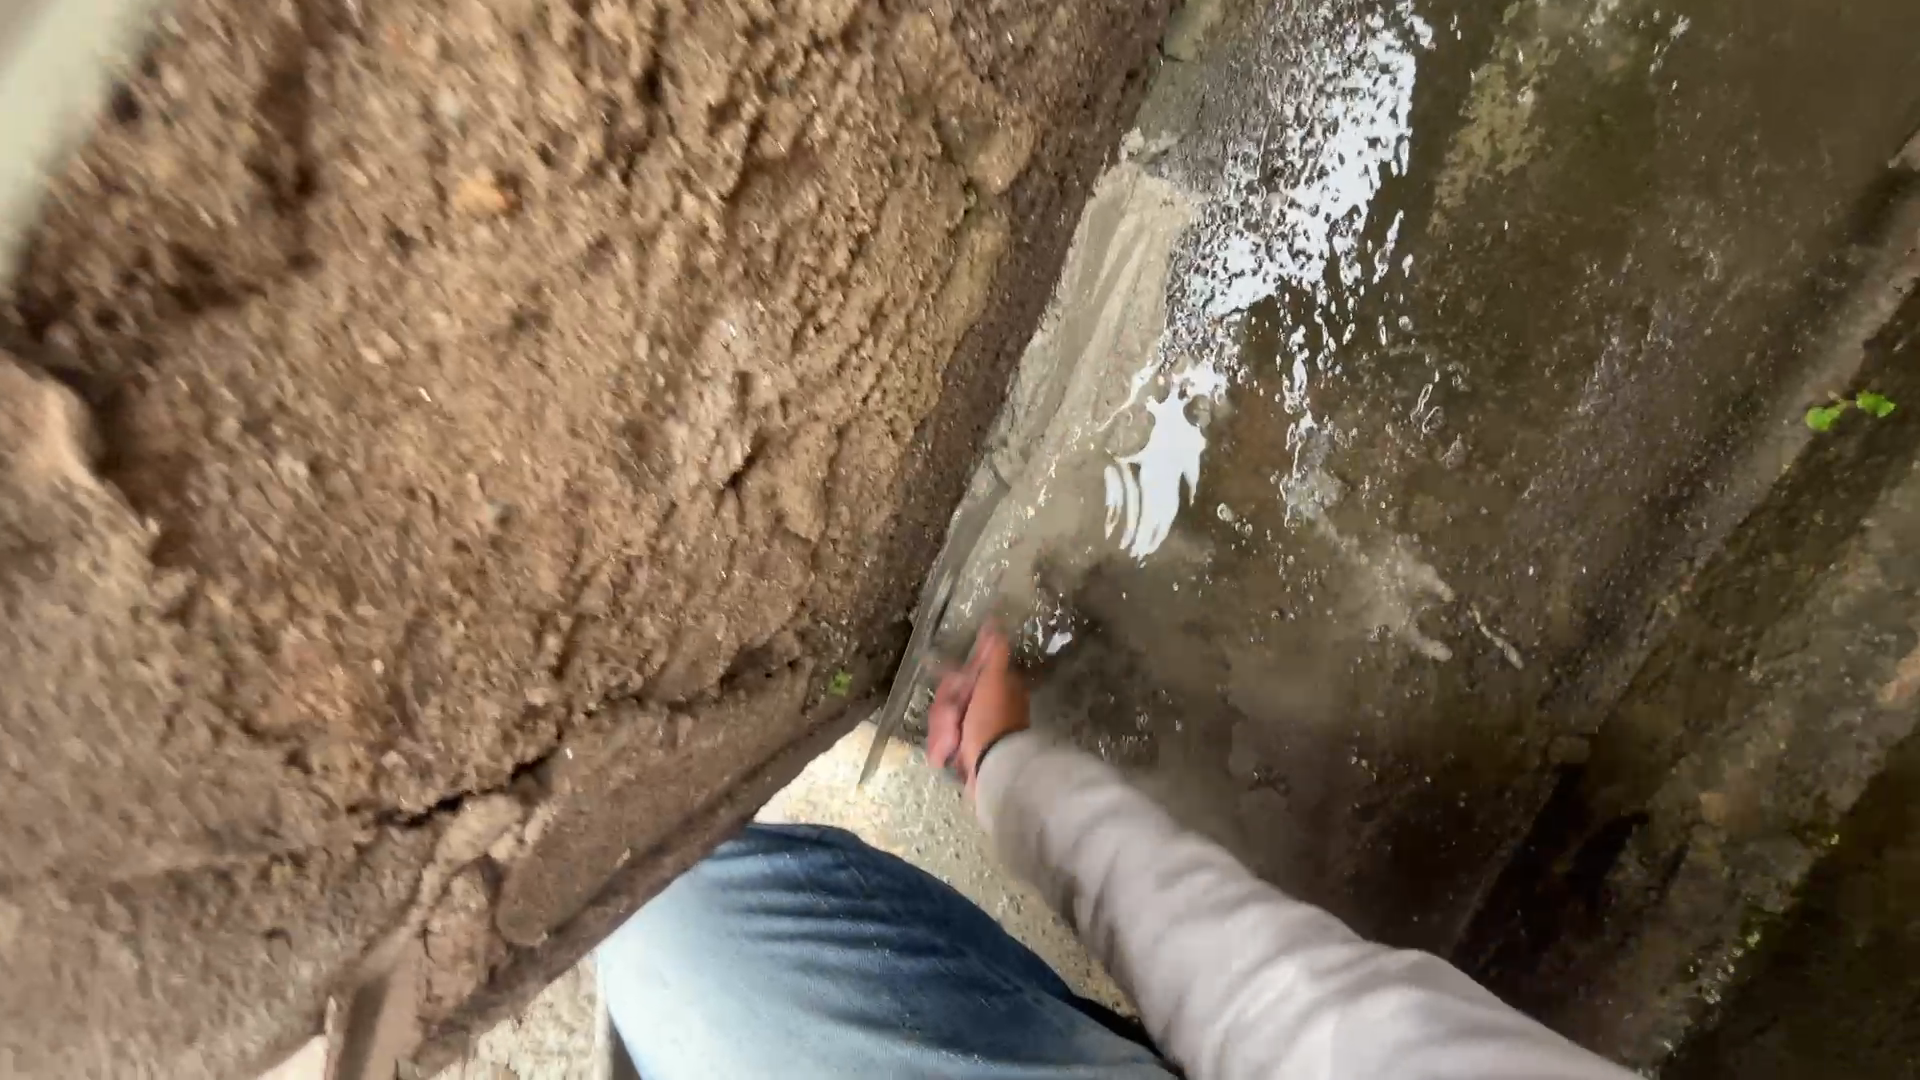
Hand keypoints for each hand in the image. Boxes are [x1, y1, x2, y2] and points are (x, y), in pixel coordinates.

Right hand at [926, 625, 1028, 793]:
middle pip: (949, 699)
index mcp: (996, 688)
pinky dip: (942, 746)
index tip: (953, 695)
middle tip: (953, 721)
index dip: (953, 684)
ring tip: (951, 744)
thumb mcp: (995, 680)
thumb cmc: (993, 720)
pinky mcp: (966, 749)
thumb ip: (994, 651)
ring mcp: (975, 728)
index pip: (962, 675)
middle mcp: (986, 706)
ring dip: (942, 731)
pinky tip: (946, 754)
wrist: (993, 768)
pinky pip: (943, 740)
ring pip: (943, 720)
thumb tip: (995, 621)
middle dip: (945, 712)